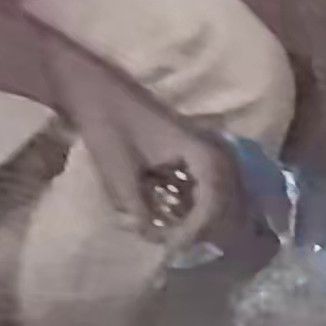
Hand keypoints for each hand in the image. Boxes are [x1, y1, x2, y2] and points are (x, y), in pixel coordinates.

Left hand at [29, 14, 237, 247]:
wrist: (91, 73)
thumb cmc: (105, 109)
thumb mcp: (113, 155)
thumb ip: (130, 196)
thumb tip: (144, 233)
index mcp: (211, 161)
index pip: (216, 209)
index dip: (196, 232)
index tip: (174, 248)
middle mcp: (229, 165)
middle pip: (234, 213)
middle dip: (211, 235)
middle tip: (186, 252)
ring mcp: (225, 164)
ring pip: (234, 209)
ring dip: (214, 227)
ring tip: (190, 241)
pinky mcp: (214, 164)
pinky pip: (223, 198)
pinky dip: (211, 214)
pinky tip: (194, 222)